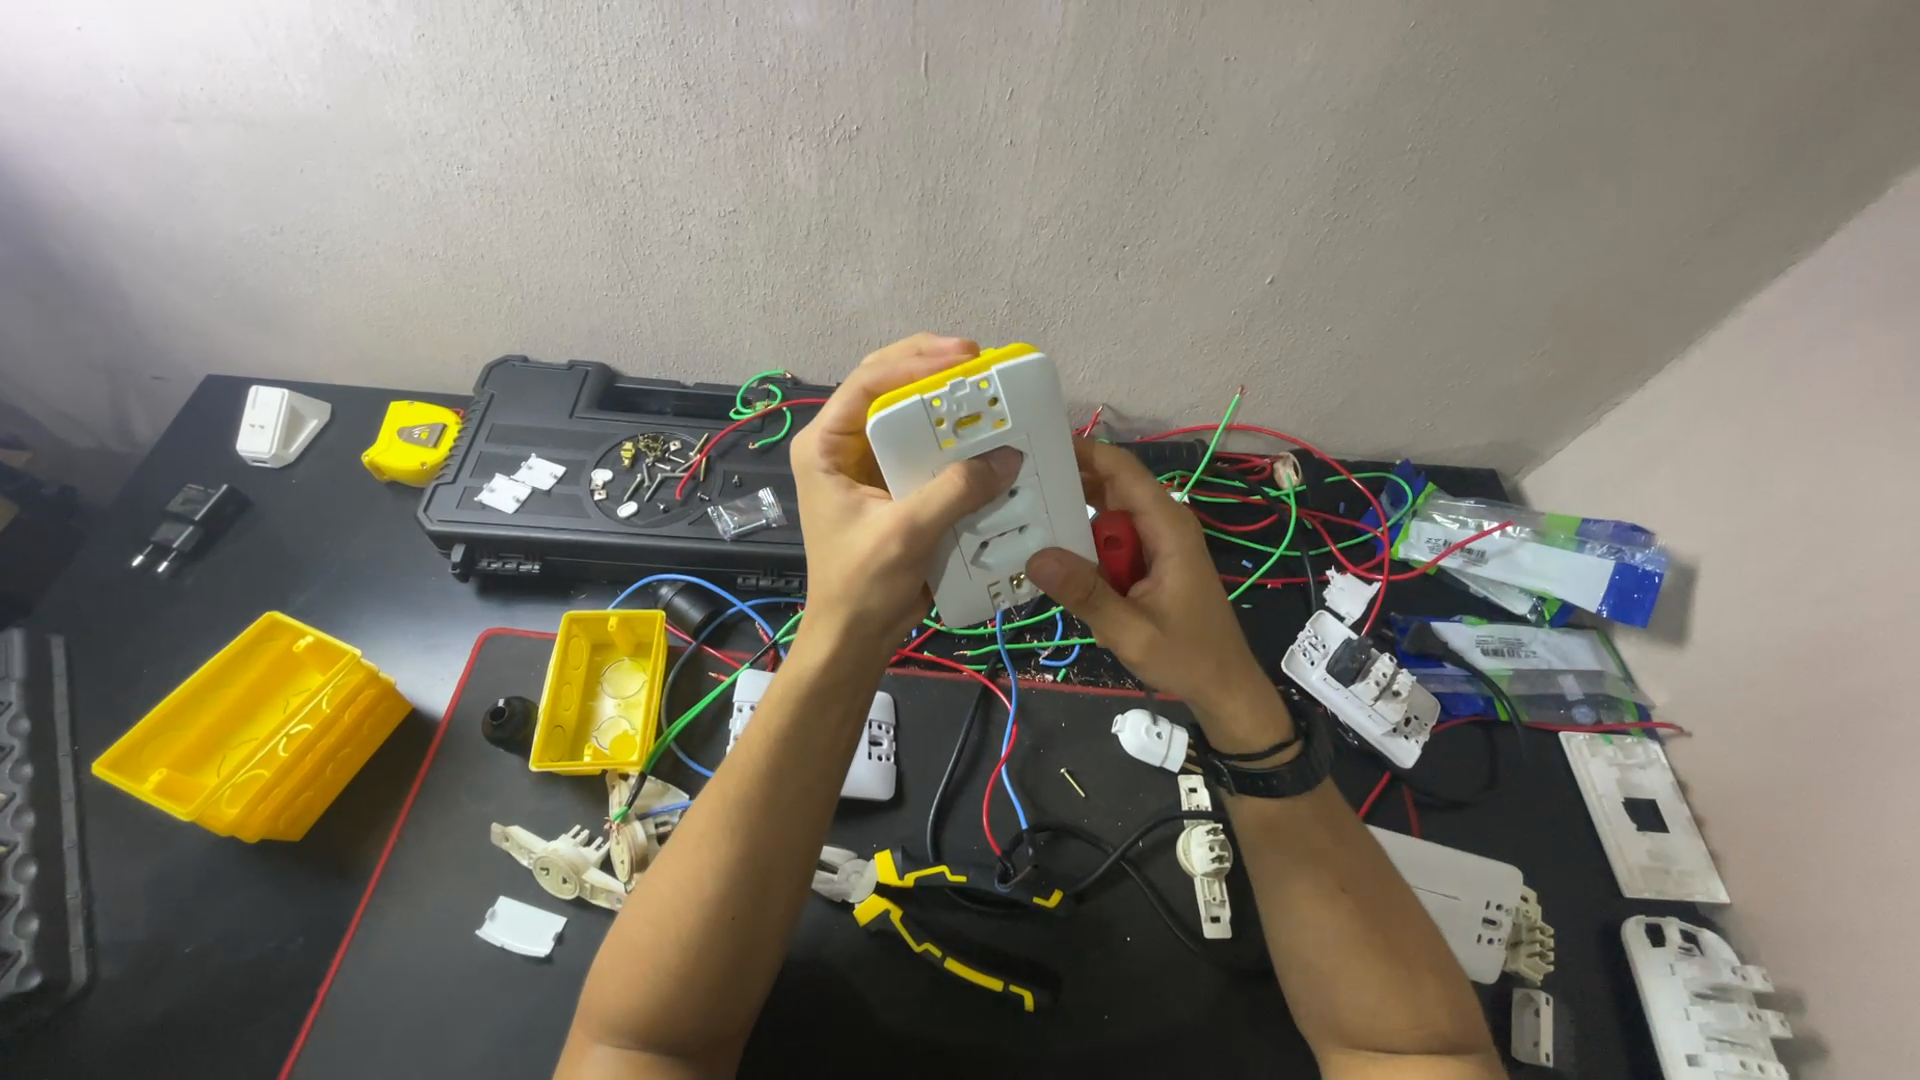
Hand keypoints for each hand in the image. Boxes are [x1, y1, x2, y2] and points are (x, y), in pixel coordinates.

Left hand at [789, 334, 1022, 663]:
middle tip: (982, 363)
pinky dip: (954, 438)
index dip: (916, 361)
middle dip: (933, 369)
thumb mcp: (905, 534)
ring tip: (987, 389)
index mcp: (825, 447)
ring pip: (908, 414)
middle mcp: (844, 446)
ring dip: (946, 400)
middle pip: (888, 386)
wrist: (855, 635)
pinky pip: (926, 448)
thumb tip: (1008, 456)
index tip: (966, 357)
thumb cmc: (861, 586)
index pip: (867, 383)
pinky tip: (984, 432)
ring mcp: (870, 465)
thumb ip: (954, 491)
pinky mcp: (895, 486)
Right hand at [1024, 439, 1292, 751]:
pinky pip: (1108, 541)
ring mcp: (1154, 543)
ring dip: (1068, 515)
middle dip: (1063, 483)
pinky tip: (1045, 552)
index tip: (1034, 446)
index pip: (1121, 469)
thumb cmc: (1187, 657)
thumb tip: (1034, 556)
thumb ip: (1085, 593)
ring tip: (1017, 514)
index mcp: (1167, 527)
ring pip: (1103, 514)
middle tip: (1010, 486)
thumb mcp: (1131, 631)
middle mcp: (1161, 524)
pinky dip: (1080, 543)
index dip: (1081, 451)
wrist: (1223, 687)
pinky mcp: (1146, 562)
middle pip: (1107, 486)